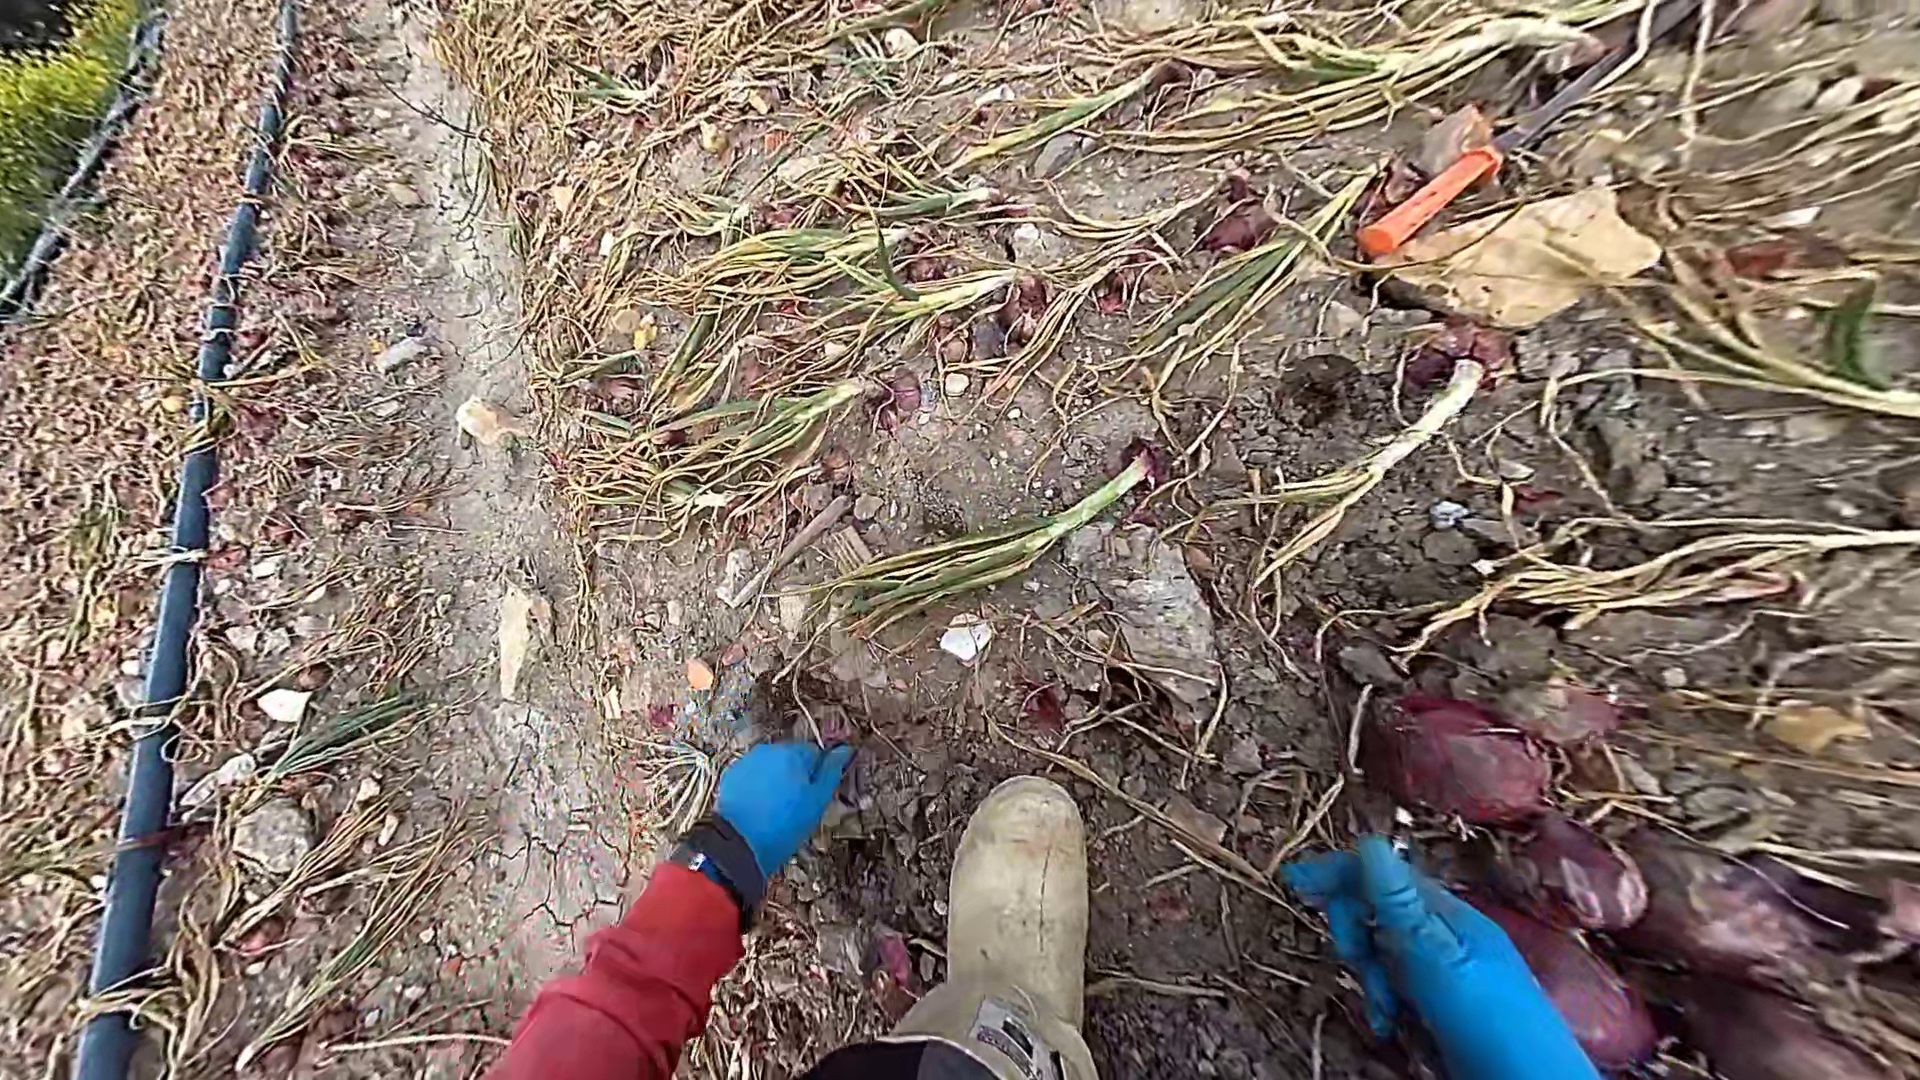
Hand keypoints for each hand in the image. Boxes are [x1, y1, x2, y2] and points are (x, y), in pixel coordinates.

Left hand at [713, 741, 853, 876]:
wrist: (737, 846)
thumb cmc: (782, 826)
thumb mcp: (817, 802)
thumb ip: (831, 771)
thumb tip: (844, 751)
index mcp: (794, 753)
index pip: (815, 752)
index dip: (817, 774)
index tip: (814, 793)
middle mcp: (770, 751)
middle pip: (792, 757)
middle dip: (796, 775)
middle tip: (797, 803)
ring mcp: (749, 762)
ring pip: (772, 765)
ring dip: (776, 779)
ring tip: (776, 808)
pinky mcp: (732, 775)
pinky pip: (753, 775)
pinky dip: (757, 786)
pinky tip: (759, 807)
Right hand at [1282, 835, 1598, 1079]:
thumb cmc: (1490, 1025)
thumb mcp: (1437, 957)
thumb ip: (1399, 901)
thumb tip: (1370, 840)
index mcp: (1447, 915)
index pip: (1379, 872)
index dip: (1334, 872)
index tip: (1294, 883)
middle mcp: (1443, 937)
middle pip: (1373, 908)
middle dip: (1352, 930)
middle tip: (1353, 958)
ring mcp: (1442, 974)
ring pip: (1378, 950)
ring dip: (1367, 973)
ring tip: (1383, 1007)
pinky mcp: (1438, 1010)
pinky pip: (1392, 986)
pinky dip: (1381, 1000)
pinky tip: (1389, 1024)